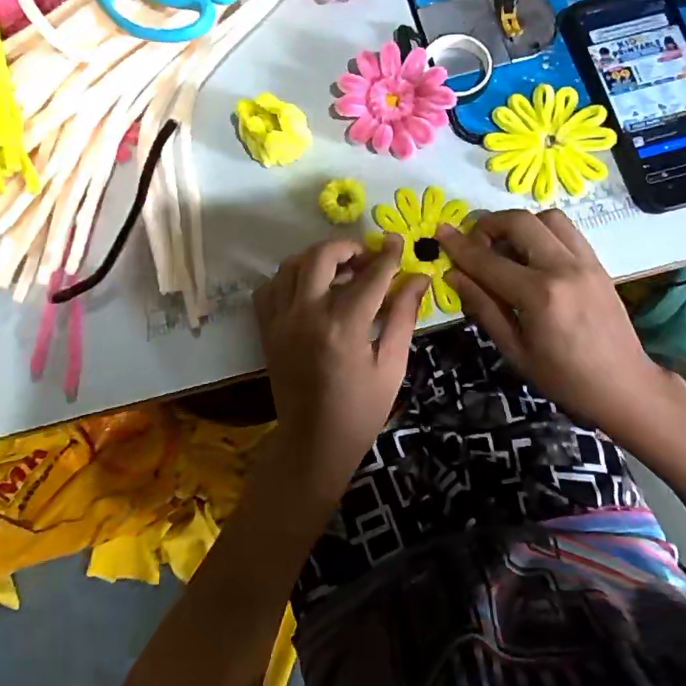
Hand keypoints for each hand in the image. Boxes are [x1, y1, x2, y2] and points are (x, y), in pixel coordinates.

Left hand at [253, 236, 428, 486]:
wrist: (314, 443)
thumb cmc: (361, 409)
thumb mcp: (392, 364)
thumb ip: (403, 315)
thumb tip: (419, 278)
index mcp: (343, 326)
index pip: (371, 275)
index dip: (388, 255)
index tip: (398, 242)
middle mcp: (306, 315)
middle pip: (321, 256)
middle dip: (348, 248)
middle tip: (367, 258)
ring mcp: (280, 321)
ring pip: (291, 266)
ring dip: (317, 260)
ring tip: (340, 272)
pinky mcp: (266, 330)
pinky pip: (269, 288)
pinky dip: (288, 279)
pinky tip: (309, 290)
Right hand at [436, 209, 678, 435]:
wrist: (623, 385)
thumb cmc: (564, 378)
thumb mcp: (515, 350)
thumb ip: (483, 307)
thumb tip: (453, 275)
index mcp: (539, 296)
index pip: (489, 261)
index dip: (460, 246)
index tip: (441, 232)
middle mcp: (563, 269)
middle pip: (520, 222)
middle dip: (490, 224)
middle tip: (476, 243)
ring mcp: (585, 262)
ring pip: (547, 217)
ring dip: (521, 224)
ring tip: (507, 247)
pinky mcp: (598, 263)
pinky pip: (568, 231)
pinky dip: (544, 232)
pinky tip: (533, 254)